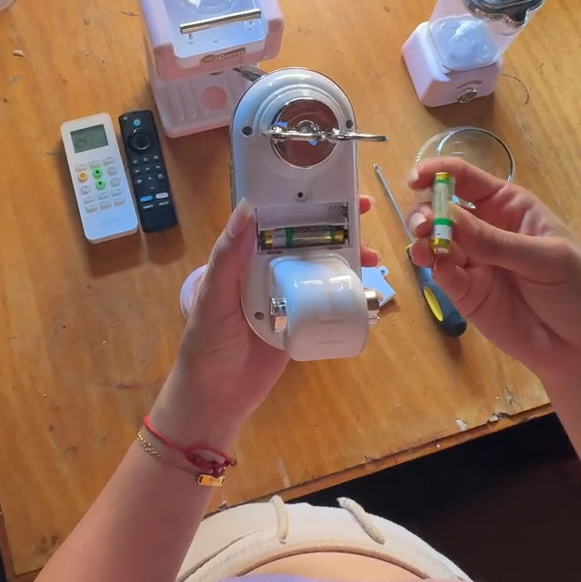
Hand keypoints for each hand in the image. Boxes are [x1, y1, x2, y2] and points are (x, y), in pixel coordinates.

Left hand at [151, 198, 377, 450]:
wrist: (216, 399)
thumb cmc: (207, 345)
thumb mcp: (213, 297)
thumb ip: (228, 256)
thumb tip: (247, 207)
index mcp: (243, 257)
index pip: (273, 218)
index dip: (300, 198)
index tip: (329, 182)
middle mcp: (266, 270)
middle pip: (305, 237)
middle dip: (335, 222)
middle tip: (366, 210)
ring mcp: (286, 295)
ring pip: (320, 266)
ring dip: (347, 256)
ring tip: (373, 255)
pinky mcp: (300, 321)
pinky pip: (326, 299)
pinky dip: (347, 291)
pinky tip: (368, 287)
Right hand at [406, 159, 580, 383]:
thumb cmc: (580, 289)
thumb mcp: (547, 258)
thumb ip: (495, 241)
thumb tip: (446, 215)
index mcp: (508, 207)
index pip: (466, 179)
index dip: (439, 173)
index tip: (416, 179)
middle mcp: (484, 229)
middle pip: (441, 208)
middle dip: (426, 210)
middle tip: (423, 224)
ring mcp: (472, 261)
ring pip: (434, 239)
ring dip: (423, 238)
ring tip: (426, 246)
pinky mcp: (463, 291)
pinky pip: (440, 272)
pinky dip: (432, 265)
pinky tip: (436, 266)